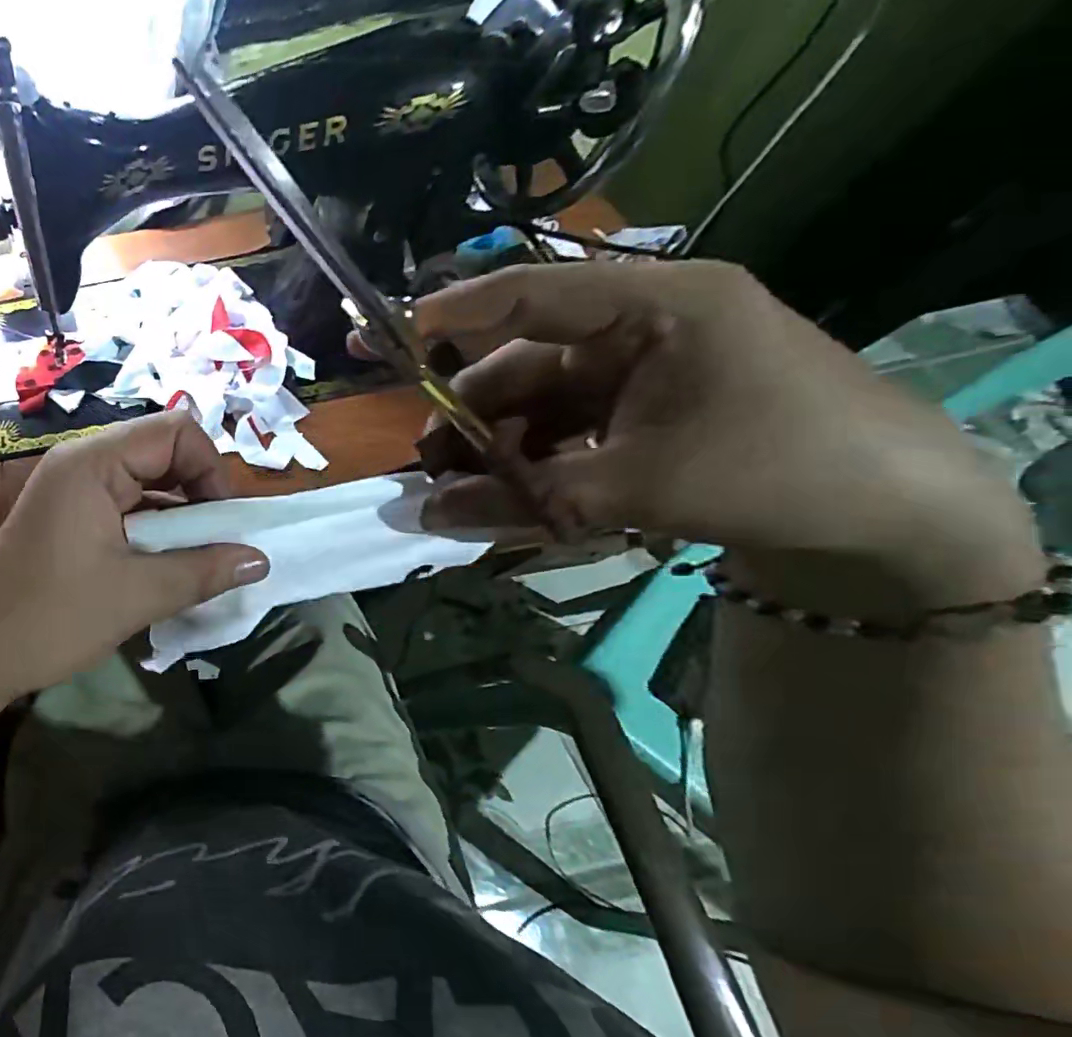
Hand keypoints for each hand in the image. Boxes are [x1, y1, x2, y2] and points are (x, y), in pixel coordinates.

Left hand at [0, 411, 268, 699]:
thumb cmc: (52, 619)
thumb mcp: (137, 596)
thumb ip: (204, 571)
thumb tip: (261, 560)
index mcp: (90, 463)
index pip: (174, 431)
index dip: (210, 469)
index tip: (222, 524)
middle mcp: (78, 463)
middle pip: (159, 452)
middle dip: (196, 495)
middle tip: (214, 546)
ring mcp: (67, 491)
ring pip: (143, 484)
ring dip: (175, 518)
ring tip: (193, 563)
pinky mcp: (64, 518)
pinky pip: (121, 507)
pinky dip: (149, 531)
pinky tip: (160, 568)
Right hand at [387, 260, 1042, 611]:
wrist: (886, 516)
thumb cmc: (773, 472)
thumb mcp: (635, 488)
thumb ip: (520, 499)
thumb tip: (423, 514)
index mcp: (655, 305)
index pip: (528, 293)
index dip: (447, 314)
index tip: (376, 336)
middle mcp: (640, 323)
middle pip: (521, 358)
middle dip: (469, 415)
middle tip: (430, 467)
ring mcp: (640, 366)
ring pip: (536, 399)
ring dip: (496, 445)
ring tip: (464, 494)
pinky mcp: (641, 404)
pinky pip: (563, 424)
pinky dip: (532, 458)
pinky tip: (513, 494)